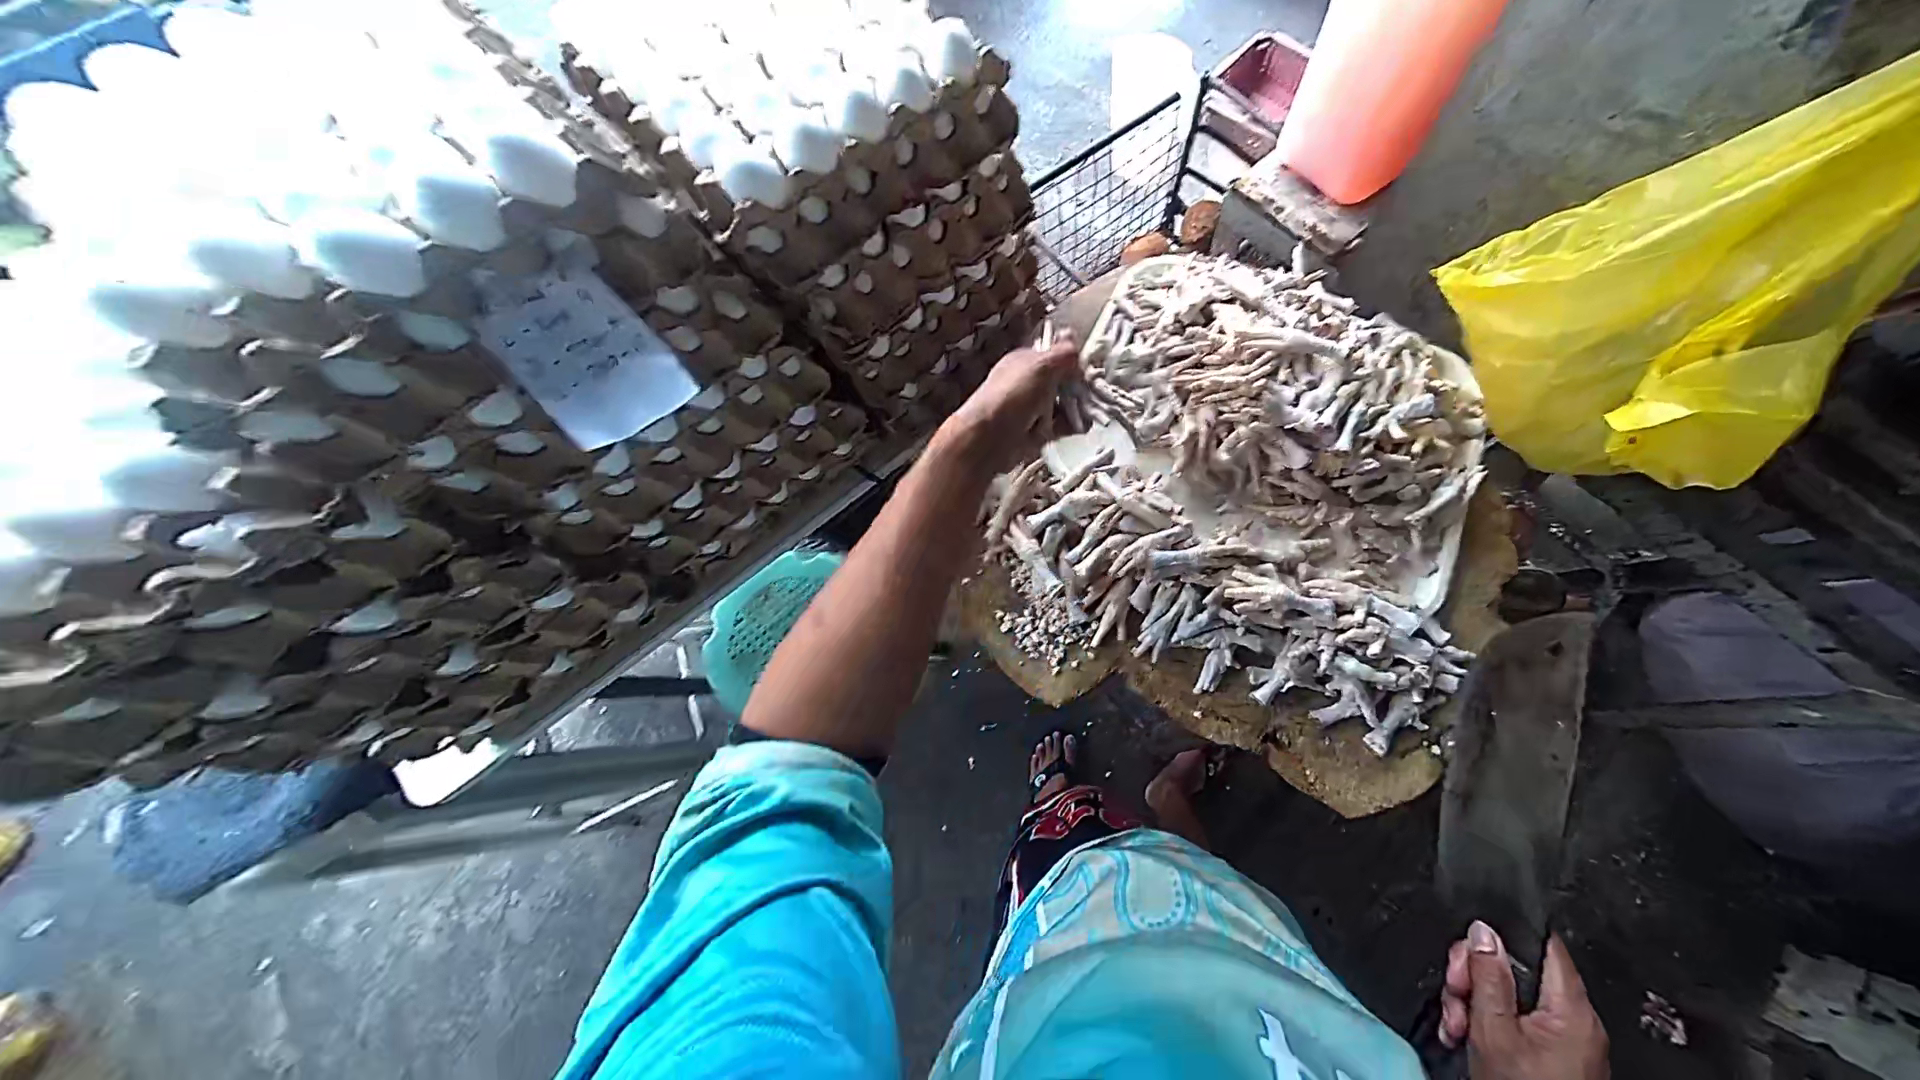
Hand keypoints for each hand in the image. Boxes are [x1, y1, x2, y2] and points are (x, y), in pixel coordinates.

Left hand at [939, 335, 1079, 474]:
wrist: (986, 439)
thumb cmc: (1009, 397)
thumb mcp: (1040, 367)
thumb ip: (1062, 354)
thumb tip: (1073, 338)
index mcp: (1026, 361)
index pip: (1057, 356)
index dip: (1075, 361)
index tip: (1091, 369)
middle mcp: (1029, 384)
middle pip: (1064, 382)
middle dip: (1079, 388)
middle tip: (1090, 394)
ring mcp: (1032, 409)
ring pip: (1064, 405)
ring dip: (1078, 408)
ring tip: (1087, 412)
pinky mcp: (1036, 432)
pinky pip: (1061, 426)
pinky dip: (1072, 425)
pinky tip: (1080, 426)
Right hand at [1439, 923, 1608, 1079]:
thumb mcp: (1493, 1029)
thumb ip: (1488, 976)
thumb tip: (1483, 931)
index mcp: (1571, 1010)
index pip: (1545, 945)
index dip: (1505, 934)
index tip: (1471, 945)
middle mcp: (1575, 1019)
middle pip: (1518, 968)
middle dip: (1475, 973)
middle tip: (1456, 991)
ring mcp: (1565, 1037)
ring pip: (1509, 992)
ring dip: (1472, 999)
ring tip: (1457, 1023)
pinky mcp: (1552, 1050)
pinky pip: (1515, 1016)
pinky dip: (1486, 1019)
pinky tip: (1465, 1033)